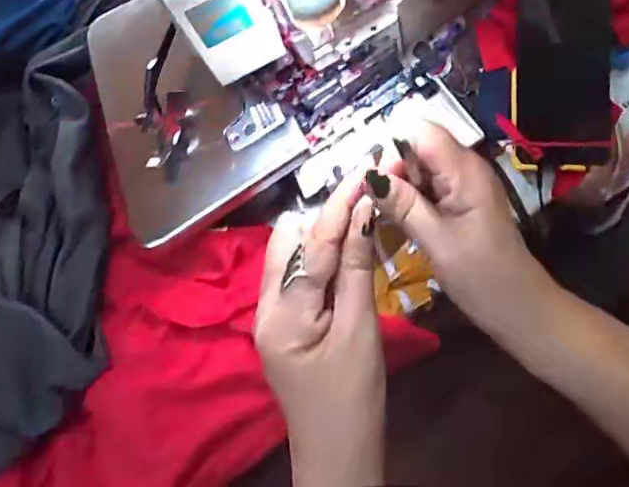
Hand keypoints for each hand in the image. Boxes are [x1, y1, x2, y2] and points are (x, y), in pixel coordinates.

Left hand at [254, 170, 384, 486]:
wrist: (339, 458)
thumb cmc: (354, 400)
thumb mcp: (361, 330)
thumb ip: (358, 268)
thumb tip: (363, 210)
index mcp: (280, 312)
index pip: (314, 244)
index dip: (340, 205)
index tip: (362, 171)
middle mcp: (265, 306)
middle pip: (295, 242)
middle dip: (328, 213)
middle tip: (362, 187)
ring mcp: (270, 314)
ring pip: (294, 253)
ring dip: (324, 230)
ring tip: (357, 206)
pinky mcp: (283, 321)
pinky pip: (299, 273)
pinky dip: (322, 253)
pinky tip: (345, 243)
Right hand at [365, 120, 547, 332]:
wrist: (523, 311)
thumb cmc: (484, 278)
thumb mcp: (438, 243)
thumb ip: (403, 205)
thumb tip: (368, 175)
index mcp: (465, 170)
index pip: (421, 132)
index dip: (394, 149)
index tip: (375, 182)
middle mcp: (466, 166)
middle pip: (419, 146)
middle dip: (393, 168)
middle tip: (376, 201)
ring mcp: (465, 181)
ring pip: (420, 165)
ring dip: (400, 184)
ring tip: (384, 212)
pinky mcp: (462, 197)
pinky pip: (429, 182)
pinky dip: (411, 195)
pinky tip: (401, 218)